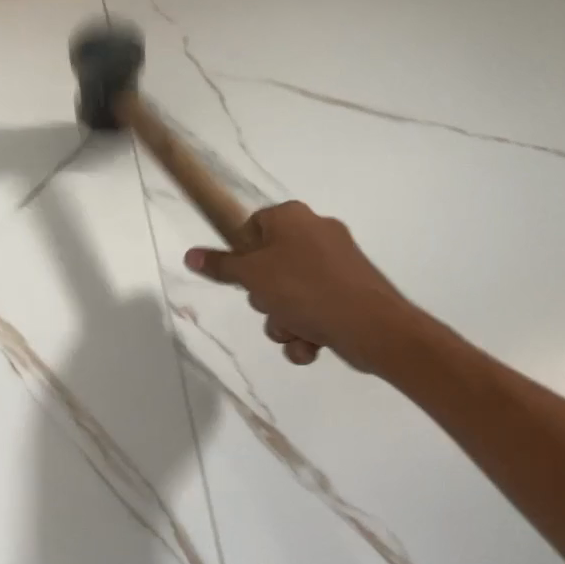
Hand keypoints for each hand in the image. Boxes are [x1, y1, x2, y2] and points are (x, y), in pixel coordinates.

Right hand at [184, 201, 418, 372]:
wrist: (374, 328)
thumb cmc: (306, 289)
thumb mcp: (251, 275)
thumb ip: (220, 265)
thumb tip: (190, 255)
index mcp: (293, 218)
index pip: (253, 226)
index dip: (243, 253)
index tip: (242, 277)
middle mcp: (317, 233)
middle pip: (270, 263)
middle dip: (264, 296)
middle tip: (269, 306)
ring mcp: (339, 265)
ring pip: (291, 292)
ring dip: (283, 319)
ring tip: (293, 333)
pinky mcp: (354, 293)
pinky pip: (316, 307)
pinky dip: (308, 329)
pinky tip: (309, 345)